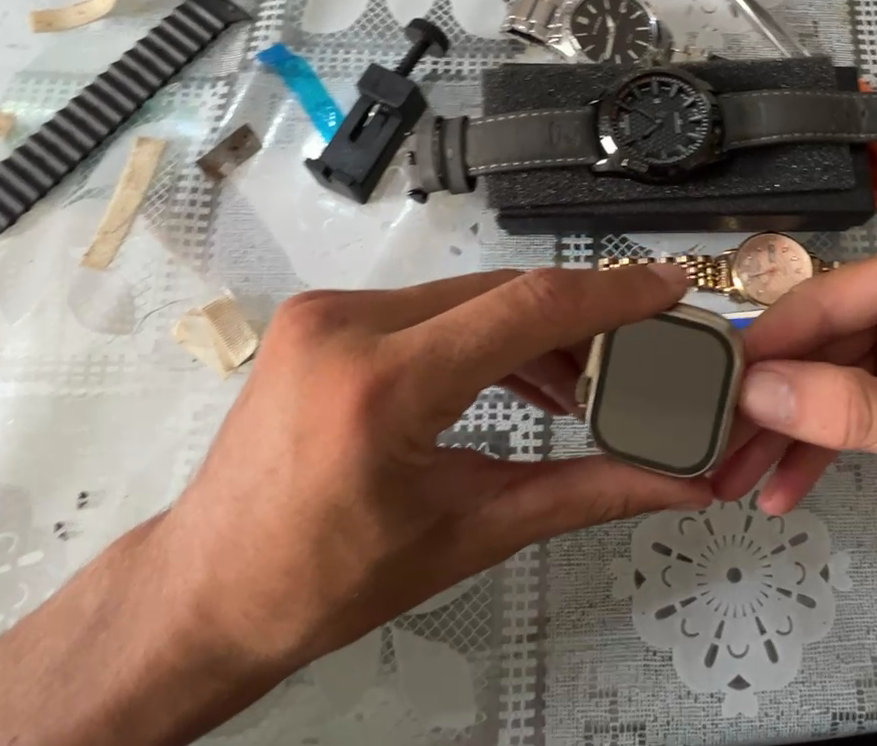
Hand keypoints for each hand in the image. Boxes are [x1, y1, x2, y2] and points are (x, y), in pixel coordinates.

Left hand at [152, 265, 710, 672]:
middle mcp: (347, 327)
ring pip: (472, 295)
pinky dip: (487, 333)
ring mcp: (329, 315)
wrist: (208, 590)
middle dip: (582, 320)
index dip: (612, 294)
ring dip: (535, 329)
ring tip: (583, 382)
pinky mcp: (327, 319)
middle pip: (505, 292)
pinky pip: (433, 307)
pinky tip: (523, 374)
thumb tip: (668, 482)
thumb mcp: (469, 533)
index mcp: (381, 386)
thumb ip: (584, 493)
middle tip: (635, 354)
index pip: (527, 308)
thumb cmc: (318, 580)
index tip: (667, 288)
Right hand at [717, 227, 876, 545]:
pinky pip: (849, 397)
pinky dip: (820, 441)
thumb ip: (855, 411)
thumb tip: (757, 389)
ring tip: (734, 480)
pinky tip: (783, 484)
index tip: (706, 395)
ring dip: (784, 428)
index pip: (825, 301)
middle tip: (714, 451)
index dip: (762, 349)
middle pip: (816, 339)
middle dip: (770, 401)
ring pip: (823, 372)